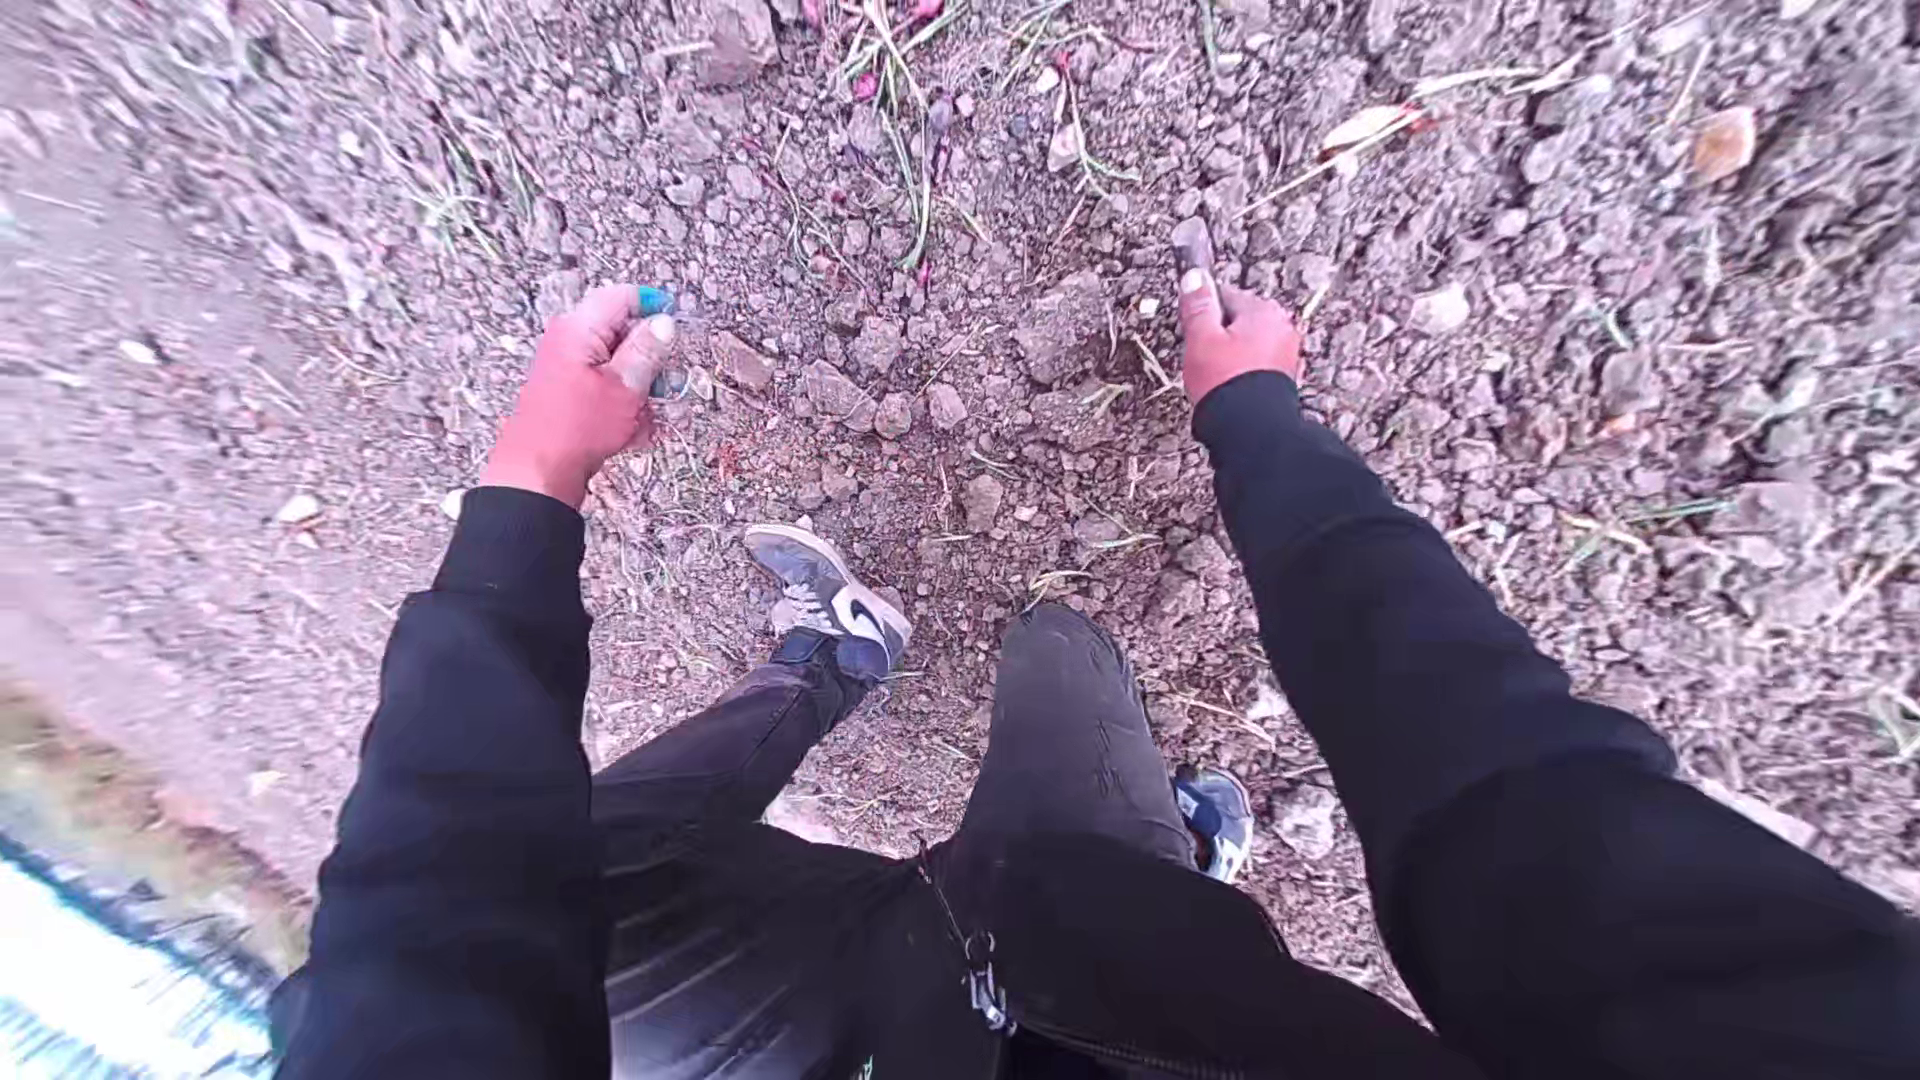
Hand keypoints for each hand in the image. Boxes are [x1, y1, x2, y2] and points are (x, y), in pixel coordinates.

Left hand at [480, 284, 675, 508]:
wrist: (541, 469)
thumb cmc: (577, 427)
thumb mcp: (624, 386)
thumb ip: (647, 350)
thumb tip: (665, 322)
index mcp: (580, 329)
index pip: (622, 297)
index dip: (655, 308)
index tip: (677, 330)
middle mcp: (574, 341)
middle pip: (627, 334)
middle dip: (653, 361)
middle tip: (665, 386)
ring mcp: (574, 367)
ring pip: (625, 365)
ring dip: (645, 389)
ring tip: (646, 416)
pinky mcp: (577, 391)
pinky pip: (613, 388)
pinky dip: (629, 404)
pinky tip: (632, 427)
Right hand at [1176, 267, 1302, 405]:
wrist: (1249, 427)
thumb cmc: (1225, 382)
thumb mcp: (1201, 339)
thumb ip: (1198, 306)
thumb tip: (1194, 276)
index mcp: (1263, 311)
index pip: (1225, 296)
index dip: (1202, 314)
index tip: (1191, 330)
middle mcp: (1282, 326)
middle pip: (1238, 321)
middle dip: (1218, 336)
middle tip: (1201, 358)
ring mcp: (1286, 353)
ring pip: (1247, 344)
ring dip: (1230, 356)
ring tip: (1214, 377)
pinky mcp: (1284, 377)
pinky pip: (1257, 366)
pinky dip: (1242, 373)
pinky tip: (1228, 387)